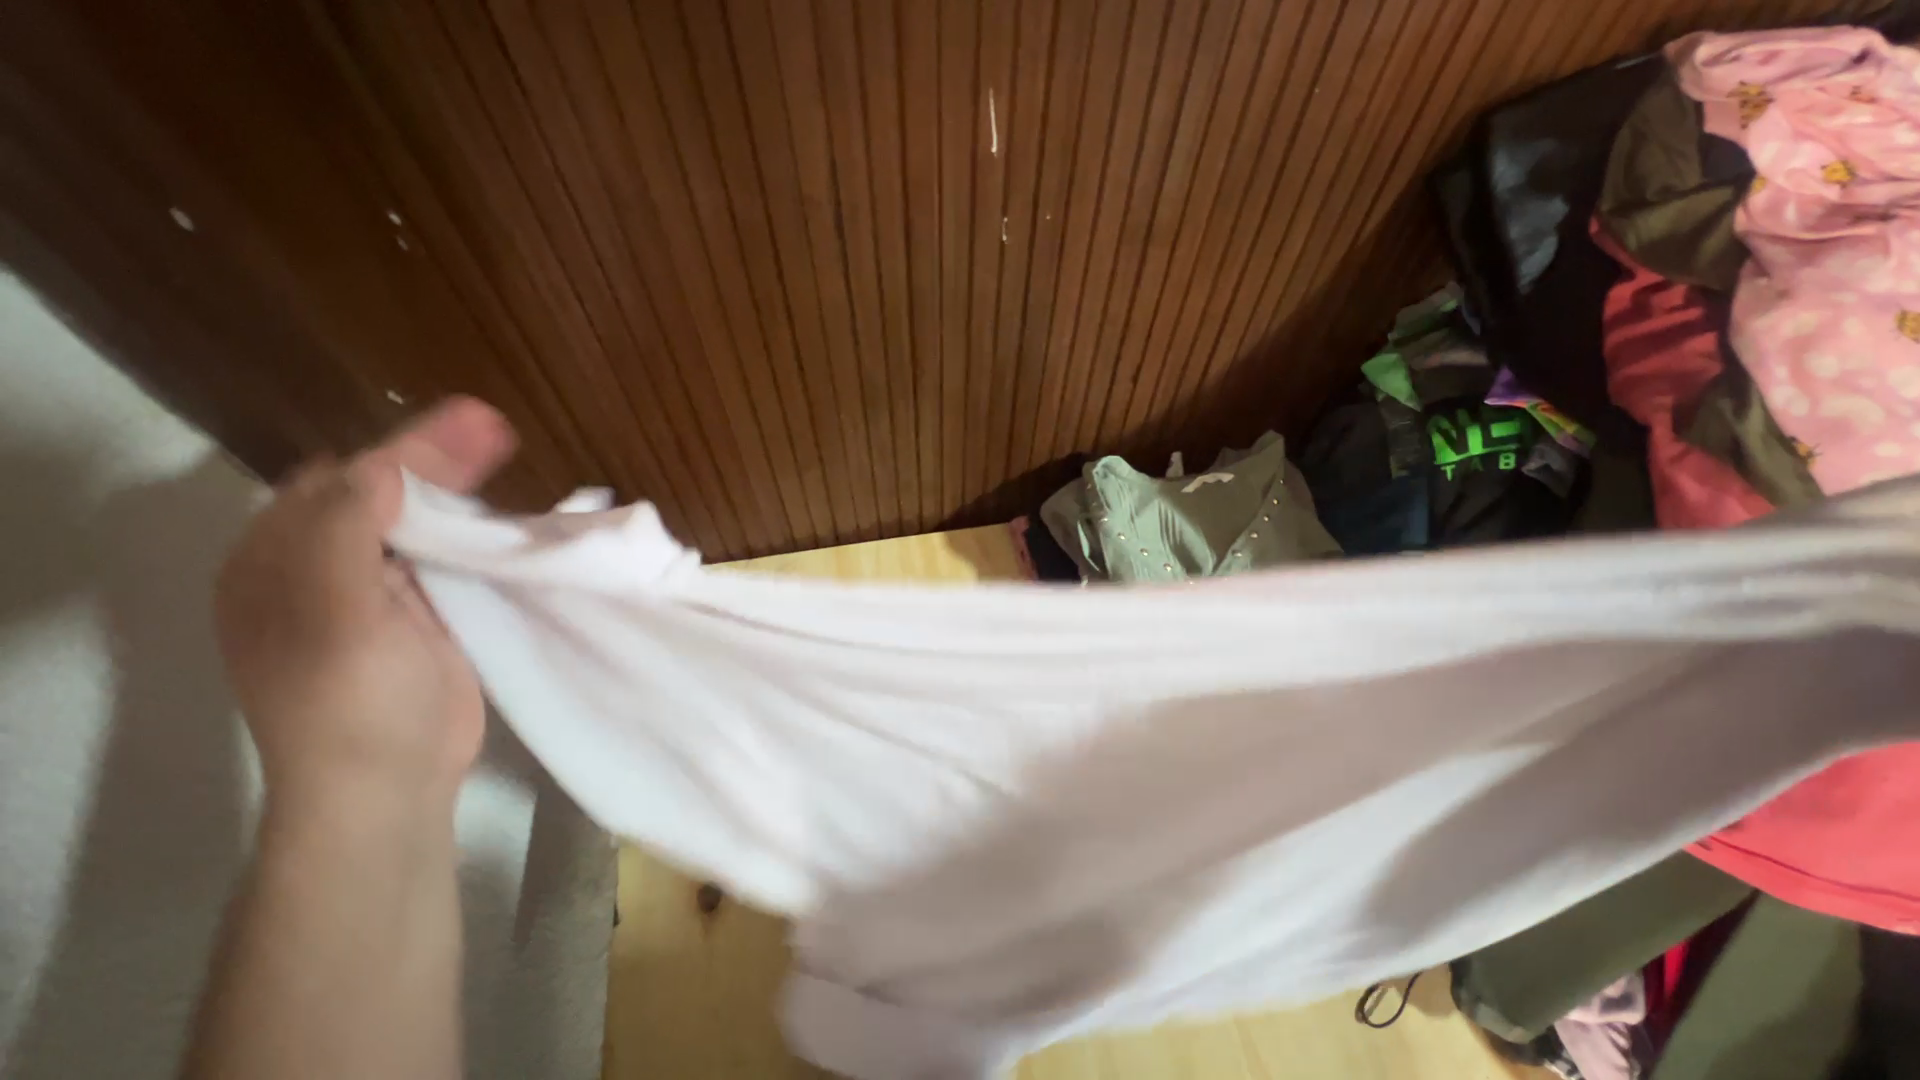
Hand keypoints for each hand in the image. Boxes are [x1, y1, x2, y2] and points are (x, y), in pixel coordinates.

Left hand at [214, 397, 516, 818]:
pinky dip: (476, 532)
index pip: (342, 483)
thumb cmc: (349, 707)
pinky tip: (506, 514)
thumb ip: (342, 536)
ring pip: (417, 522)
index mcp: (278, 562)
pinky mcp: (422, 614)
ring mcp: (376, 592)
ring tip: (503, 450)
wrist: (389, 789)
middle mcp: (321, 567)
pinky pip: (446, 557)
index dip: (406, 451)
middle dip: (435, 458)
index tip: (470, 424)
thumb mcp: (332, 622)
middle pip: (382, 493)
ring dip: (459, 488)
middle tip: (494, 428)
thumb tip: (380, 464)